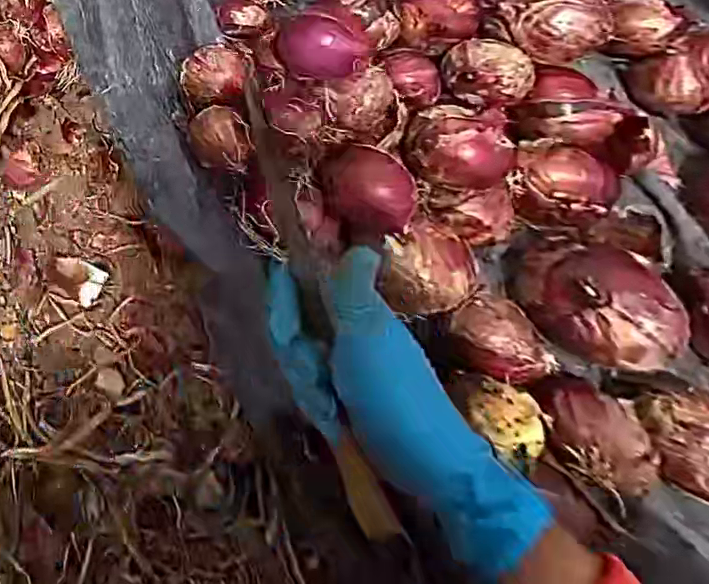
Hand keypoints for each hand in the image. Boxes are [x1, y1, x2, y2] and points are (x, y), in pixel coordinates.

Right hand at [267, 247, 554, 580]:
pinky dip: (315, 405)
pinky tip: (334, 421)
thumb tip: (362, 242)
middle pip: (289, 324)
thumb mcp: (366, 333)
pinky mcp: (339, 392)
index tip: (288, 331)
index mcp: (349, 304)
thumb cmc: (394, 392)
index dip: (281, 302)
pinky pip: (307, 387)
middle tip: (318, 377)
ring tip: (332, 408)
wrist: (426, 466)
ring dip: (307, 386)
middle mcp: (342, 325)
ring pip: (295, 359)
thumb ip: (350, 286)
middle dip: (295, 356)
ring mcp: (340, 360)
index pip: (294, 281)